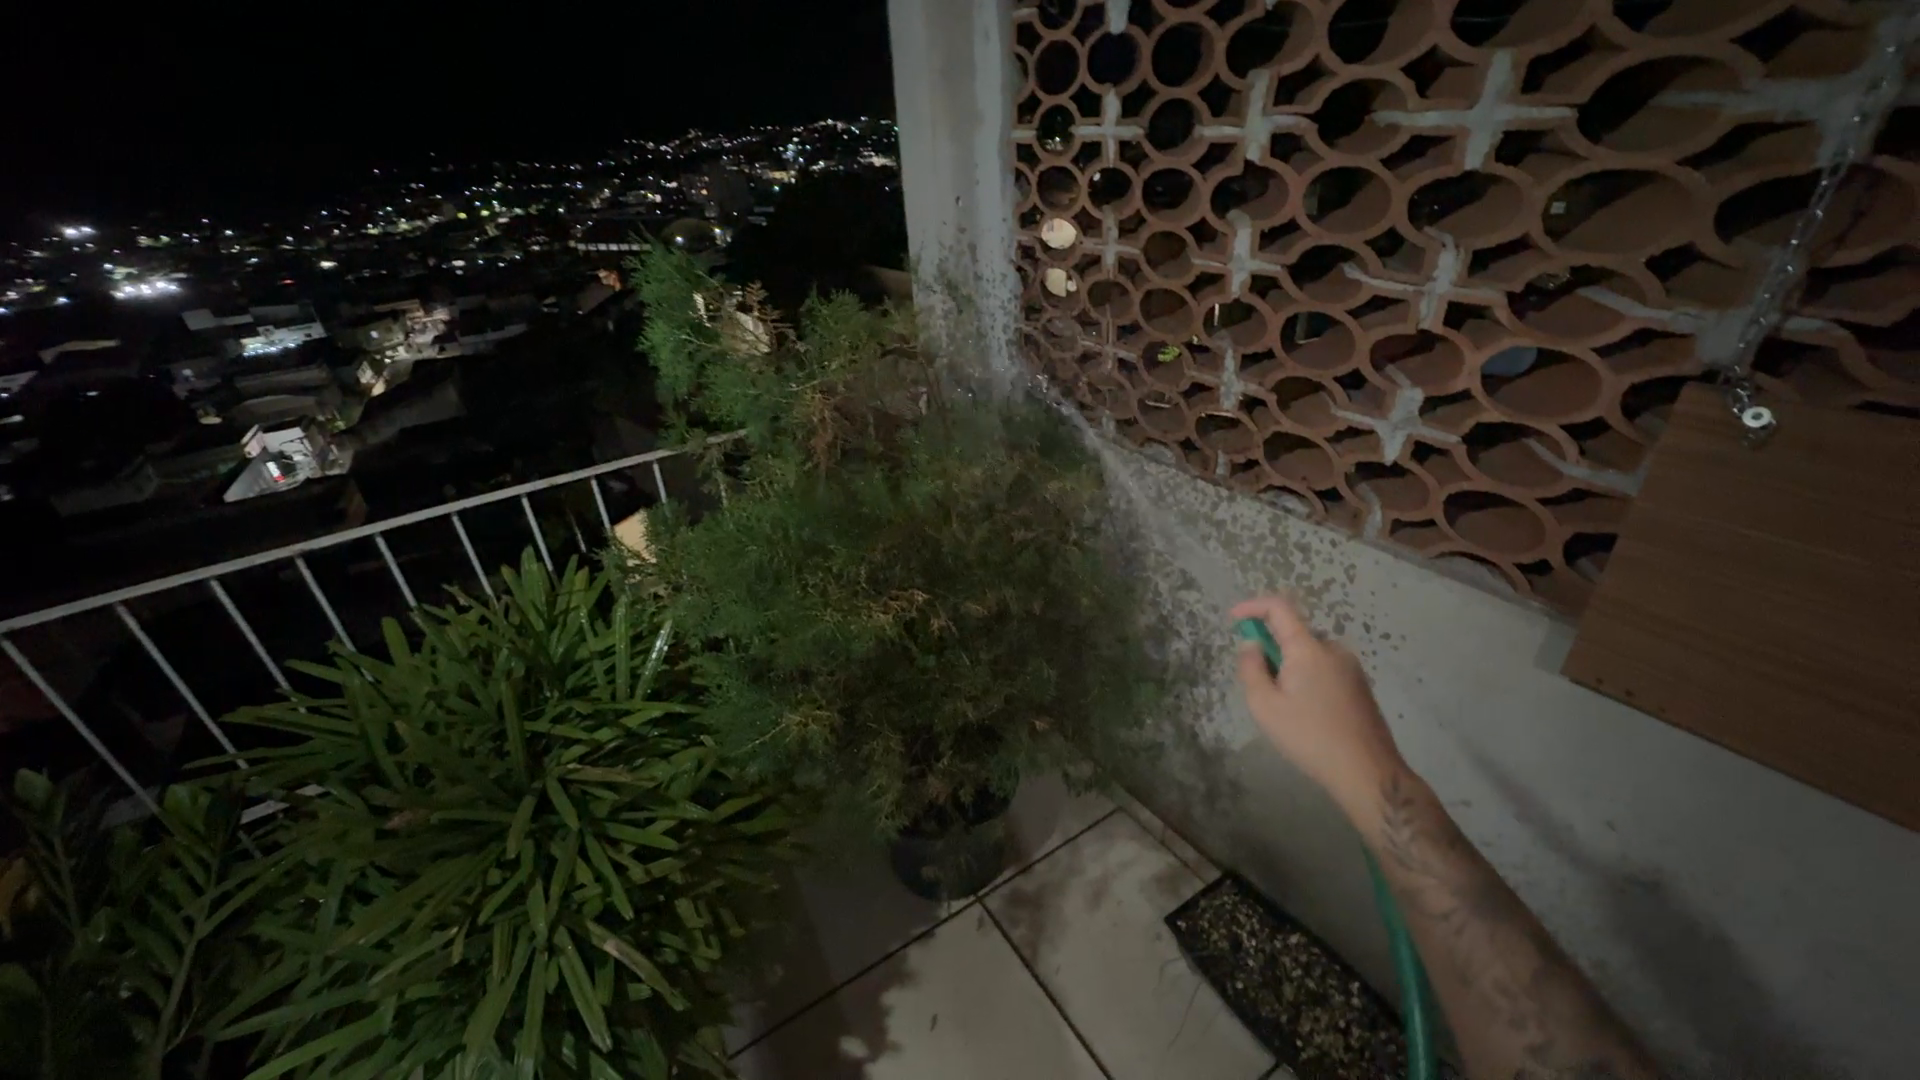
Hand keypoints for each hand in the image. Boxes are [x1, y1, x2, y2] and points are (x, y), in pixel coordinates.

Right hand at [1231, 594, 1405, 818]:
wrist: (1366, 771)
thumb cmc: (1308, 736)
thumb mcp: (1264, 705)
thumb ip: (1251, 668)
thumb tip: (1251, 644)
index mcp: (1308, 648)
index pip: (1279, 607)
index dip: (1253, 606)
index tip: (1234, 620)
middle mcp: (1333, 649)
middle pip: (1294, 634)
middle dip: (1271, 649)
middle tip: (1259, 686)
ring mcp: (1351, 666)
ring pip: (1309, 653)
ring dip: (1289, 666)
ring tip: (1284, 708)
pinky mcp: (1359, 685)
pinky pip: (1324, 668)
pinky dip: (1306, 677)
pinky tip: (1306, 714)